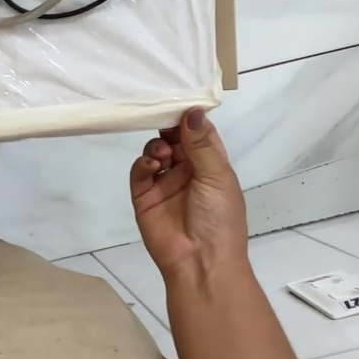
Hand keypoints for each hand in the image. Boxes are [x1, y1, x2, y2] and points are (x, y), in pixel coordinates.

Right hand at [129, 108, 249, 285]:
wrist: (200, 260)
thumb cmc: (219, 217)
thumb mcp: (217, 176)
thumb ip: (201, 143)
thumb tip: (192, 111)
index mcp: (211, 164)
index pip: (199, 133)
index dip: (190, 117)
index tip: (179, 98)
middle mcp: (188, 170)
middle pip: (174, 139)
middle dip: (168, 127)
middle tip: (162, 119)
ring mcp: (164, 183)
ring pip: (155, 152)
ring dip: (156, 147)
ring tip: (162, 156)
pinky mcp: (144, 196)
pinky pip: (139, 173)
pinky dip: (143, 164)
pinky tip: (151, 166)